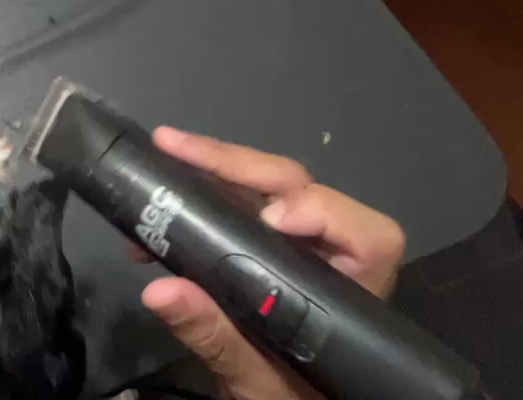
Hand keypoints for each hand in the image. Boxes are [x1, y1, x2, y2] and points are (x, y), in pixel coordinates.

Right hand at [140, 127, 406, 399]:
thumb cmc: (289, 398)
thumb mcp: (257, 385)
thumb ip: (218, 340)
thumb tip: (159, 289)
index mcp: (350, 295)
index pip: (367, 236)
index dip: (322, 212)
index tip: (270, 218)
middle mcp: (325, 258)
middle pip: (298, 188)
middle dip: (235, 164)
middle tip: (175, 147)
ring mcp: (288, 246)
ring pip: (261, 186)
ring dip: (211, 167)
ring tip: (162, 154)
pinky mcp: (254, 244)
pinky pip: (231, 202)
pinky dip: (194, 193)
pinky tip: (155, 206)